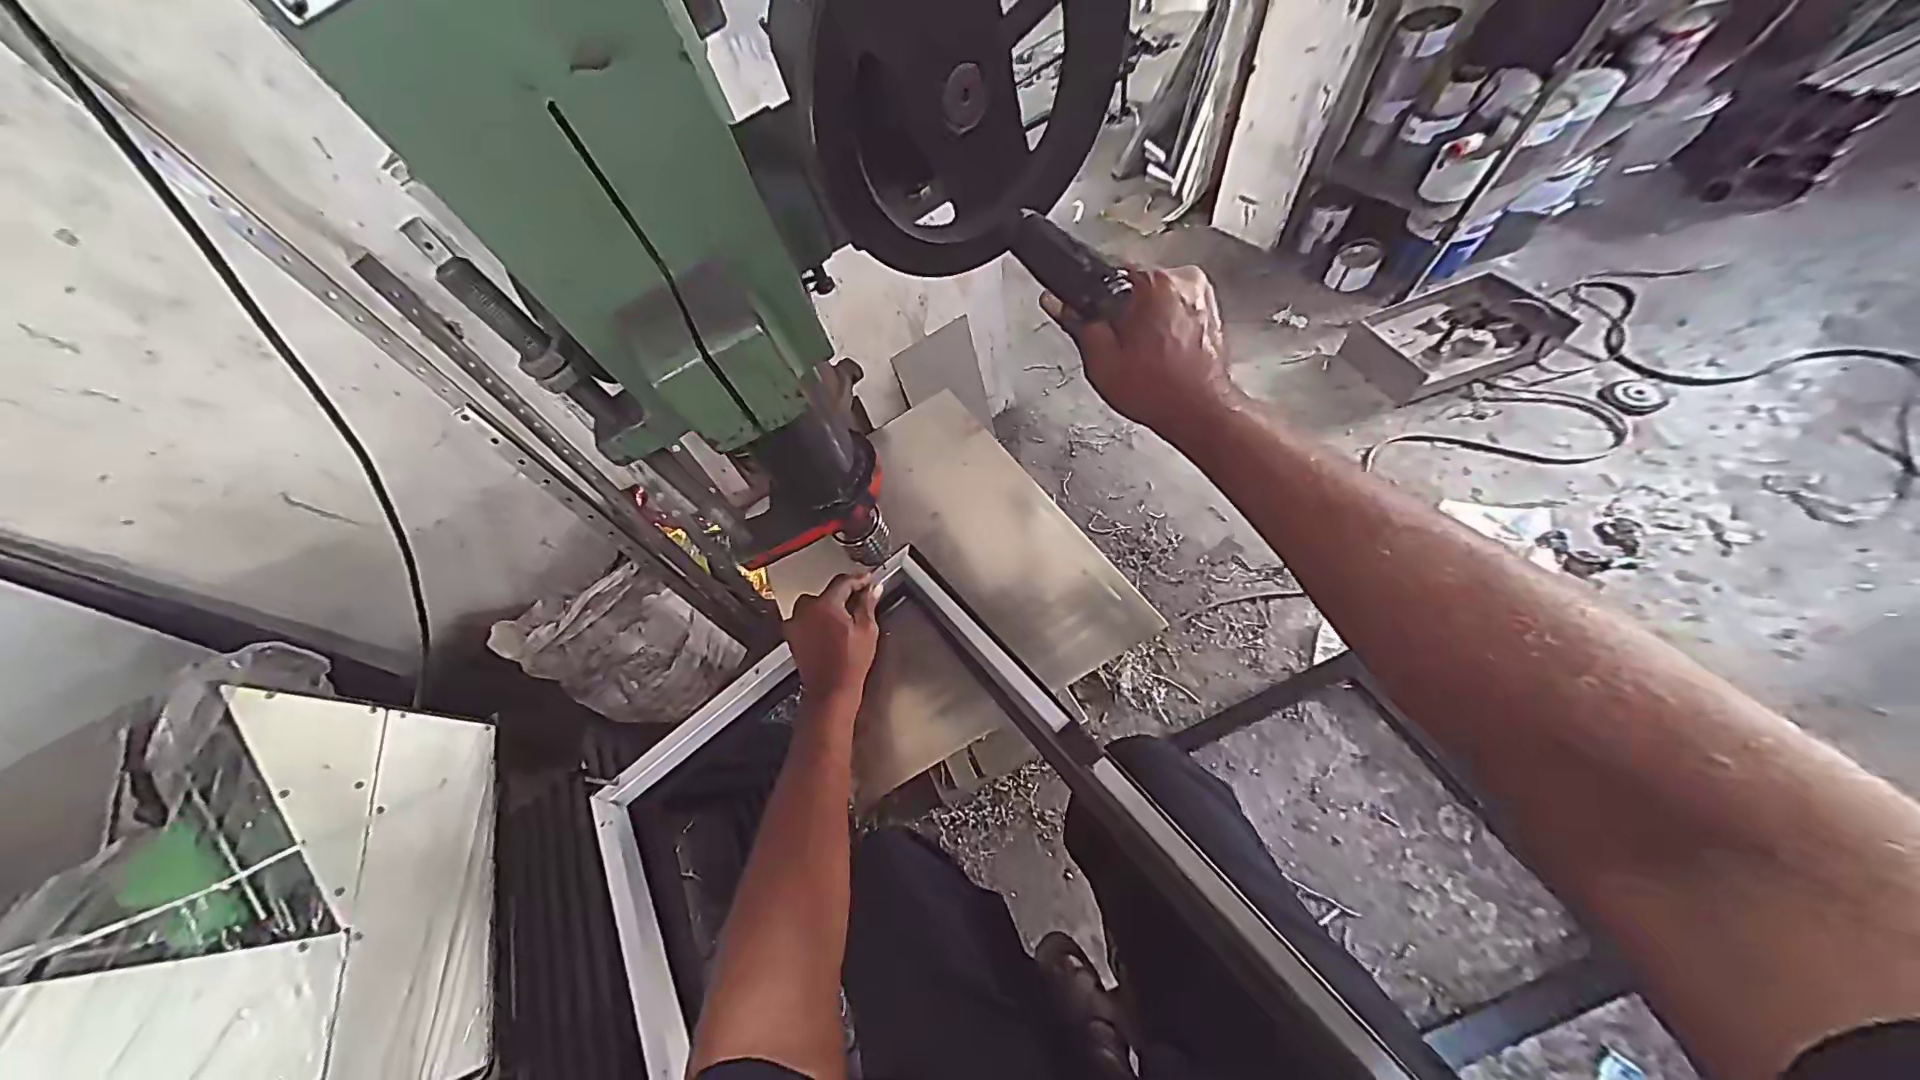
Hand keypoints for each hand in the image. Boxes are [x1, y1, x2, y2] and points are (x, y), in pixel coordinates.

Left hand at [785, 573, 880, 700]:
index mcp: (825, 605)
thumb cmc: (848, 664)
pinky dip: (818, 619)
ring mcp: (796, 623)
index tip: (867, 580)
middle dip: (843, 594)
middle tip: (860, 599)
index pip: (843, 582)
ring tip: (846, 617)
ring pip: (815, 605)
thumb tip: (873, 590)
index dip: (859, 579)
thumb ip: (868, 604)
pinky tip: (832, 629)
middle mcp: (806, 610)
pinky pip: (806, 618)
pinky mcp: (793, 636)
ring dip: (829, 606)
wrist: (831, 690)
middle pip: (827, 592)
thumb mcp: (867, 630)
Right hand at [1042, 266, 1242, 440]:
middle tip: (1120, 350)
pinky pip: (1177, 315)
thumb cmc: (1158, 390)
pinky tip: (1161, 360)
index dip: (1094, 301)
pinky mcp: (1211, 315)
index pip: (1109, 273)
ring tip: (1143, 359)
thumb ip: (1077, 323)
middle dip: (1123, 315)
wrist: (1200, 413)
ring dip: (1146, 325)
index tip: (1092, 321)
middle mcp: (1184, 281)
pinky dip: (1167, 333)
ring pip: (1157, 302)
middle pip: (1135, 287)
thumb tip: (1057, 302)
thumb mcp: (1101, 359)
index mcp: (1154, 282)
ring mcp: (1202, 297)